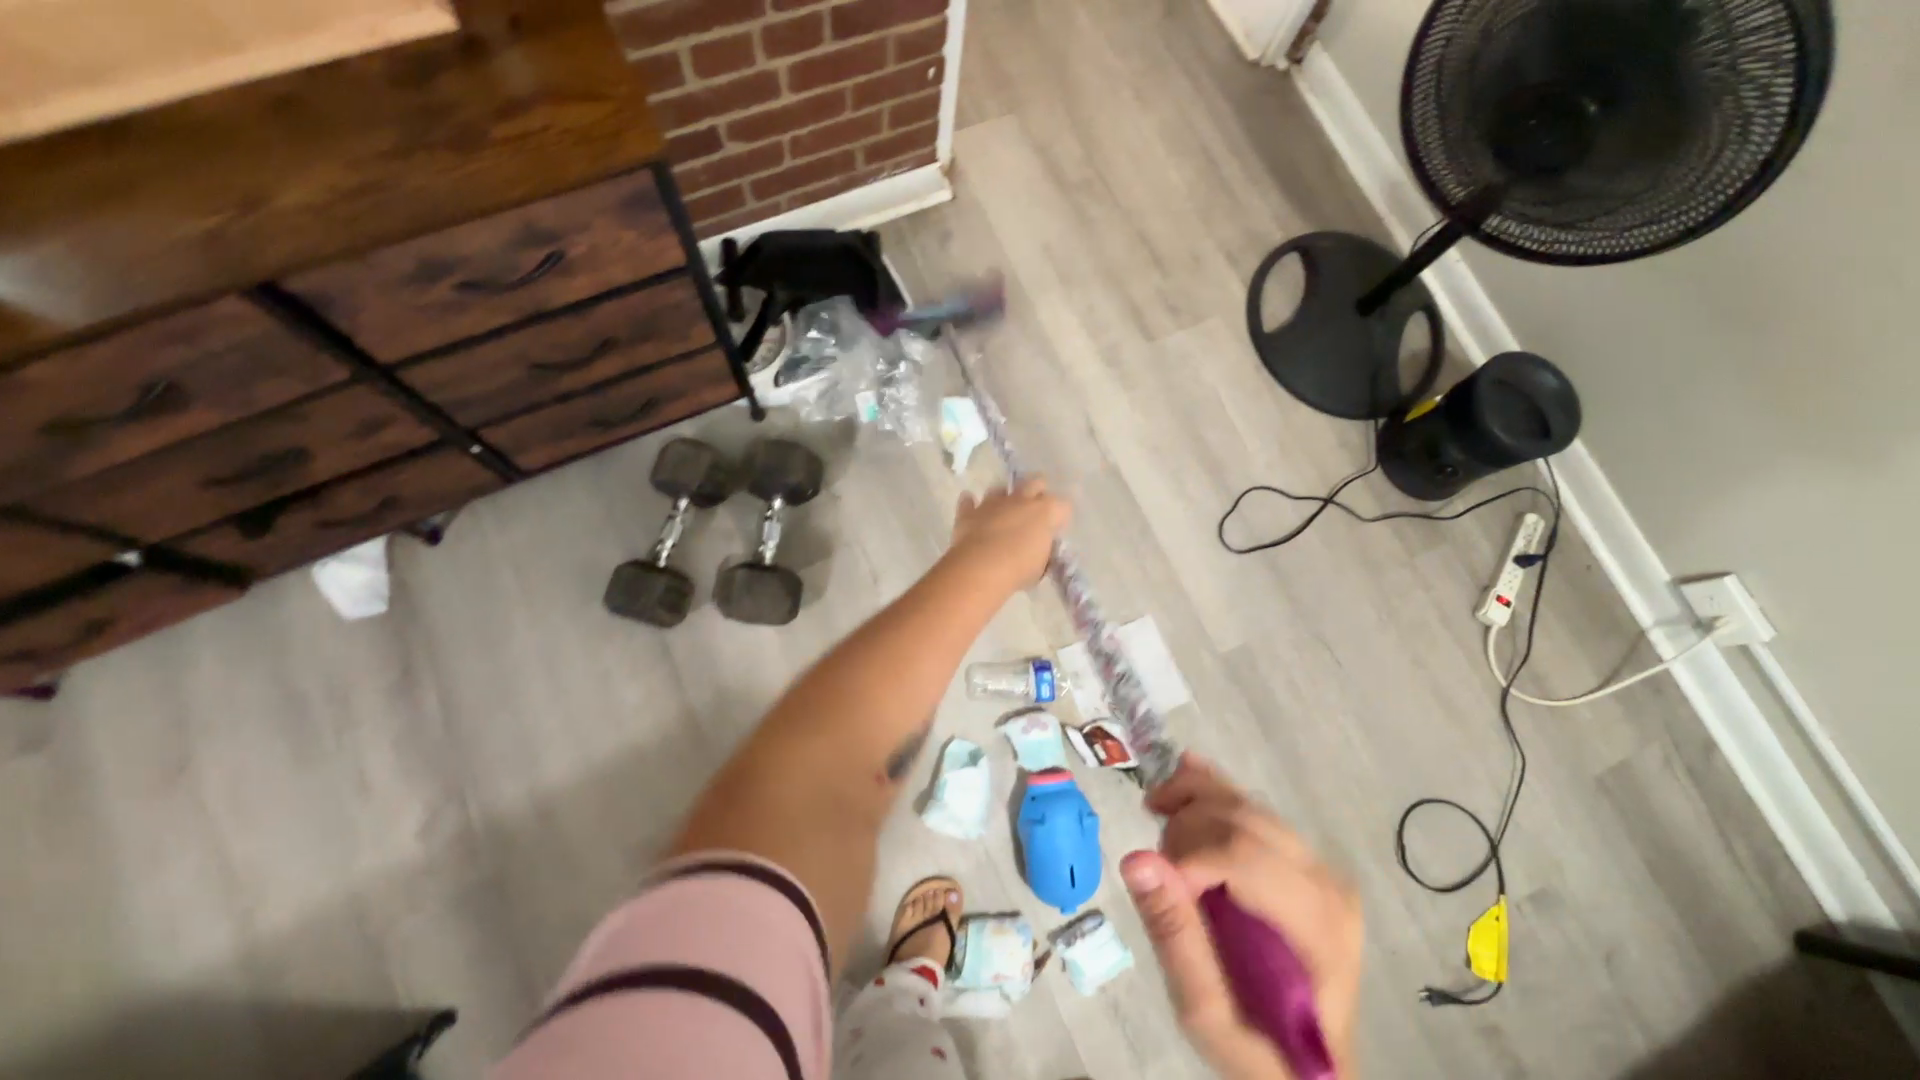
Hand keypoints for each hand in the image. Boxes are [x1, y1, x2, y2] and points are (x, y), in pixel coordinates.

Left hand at [948, 477, 1070, 591]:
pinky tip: (971, 509)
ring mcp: (993, 503)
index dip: (1060, 516)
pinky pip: (969, 501)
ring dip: (1003, 498)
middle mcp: (1021, 500)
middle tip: (1034, 509)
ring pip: (1000, 488)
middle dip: (1037, 491)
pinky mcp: (969, 512)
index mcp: (1045, 511)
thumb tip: (1039, 545)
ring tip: (1002, 511)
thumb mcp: (1041, 565)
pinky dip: (971, 504)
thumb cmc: (1018, 570)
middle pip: (1035, 482)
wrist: (981, 569)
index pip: (1063, 505)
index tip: (1056, 528)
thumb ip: (1042, 549)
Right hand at [1123, 757, 1363, 1079]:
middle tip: (1153, 859)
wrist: (1308, 1069)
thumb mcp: (1207, 1014)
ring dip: (1197, 801)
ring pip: (1251, 809)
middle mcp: (1328, 885)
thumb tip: (1137, 859)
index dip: (1186, 855)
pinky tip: (1187, 770)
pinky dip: (1218, 794)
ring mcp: (1323, 873)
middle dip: (1186, 824)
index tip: (1153, 882)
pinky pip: (1260, 816)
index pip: (1241, 854)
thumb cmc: (1258, 1050)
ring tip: (1156, 809)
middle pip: (1244, 821)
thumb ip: (1175, 936)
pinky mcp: (1310, 869)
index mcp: (1314, 925)